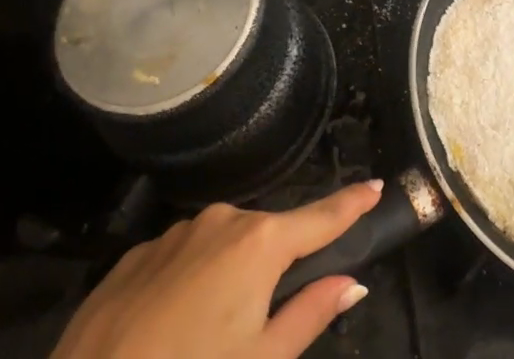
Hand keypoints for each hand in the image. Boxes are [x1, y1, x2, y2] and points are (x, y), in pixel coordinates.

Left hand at [50, 181, 381, 358]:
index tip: (376, 185)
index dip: (352, 203)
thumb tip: (352, 284)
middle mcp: (220, 222)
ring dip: (235, 271)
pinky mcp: (137, 254)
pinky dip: (195, 279)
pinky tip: (176, 325)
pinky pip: (185, 256)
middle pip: (271, 234)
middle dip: (282, 260)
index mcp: (260, 243)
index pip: (321, 216)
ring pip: (225, 244)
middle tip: (274, 312)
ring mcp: (174, 234)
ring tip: (216, 329)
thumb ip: (312, 313)